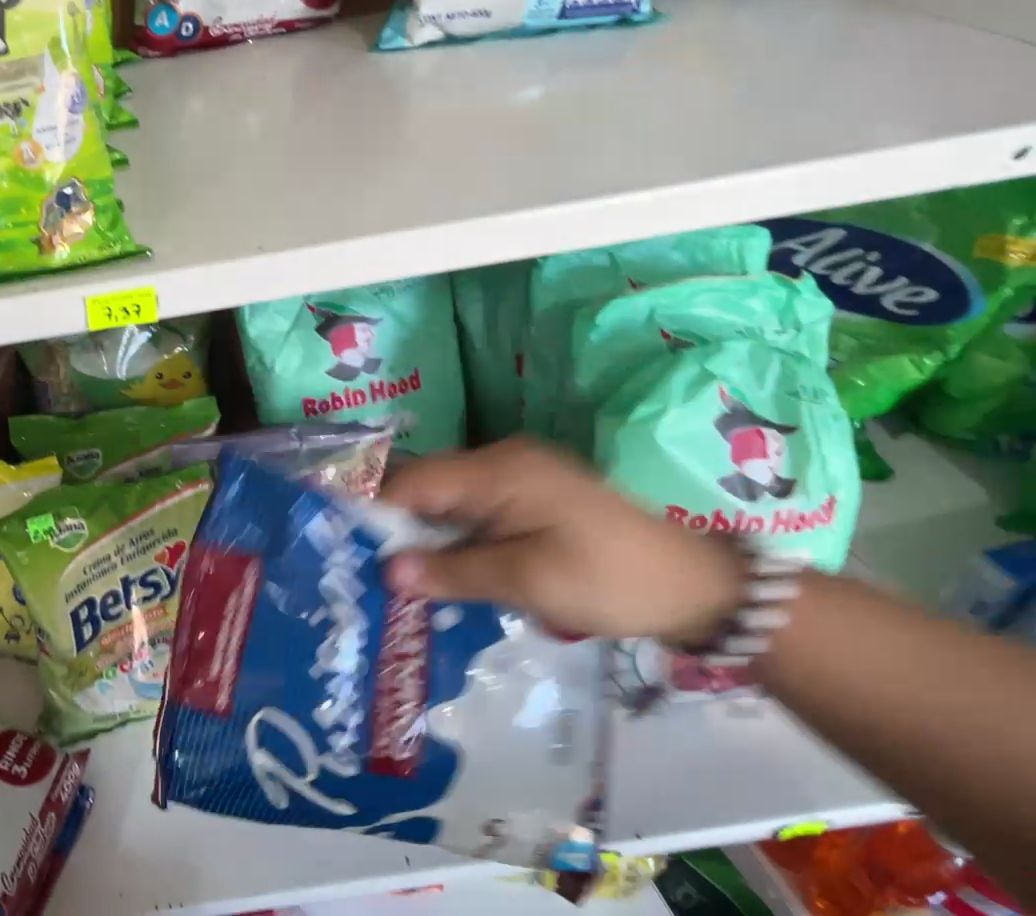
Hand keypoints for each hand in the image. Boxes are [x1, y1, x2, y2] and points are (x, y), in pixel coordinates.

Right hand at [378, 438, 744, 642]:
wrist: (704, 588)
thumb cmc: (612, 579)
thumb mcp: (528, 581)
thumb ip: (453, 573)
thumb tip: (387, 573)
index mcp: (498, 471)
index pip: (411, 480)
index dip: (373, 510)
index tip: (344, 548)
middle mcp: (502, 462)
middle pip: (425, 487)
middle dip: (395, 527)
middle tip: (367, 571)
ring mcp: (519, 478)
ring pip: (447, 501)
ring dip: (424, 537)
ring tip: (399, 578)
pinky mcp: (532, 498)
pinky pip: (472, 511)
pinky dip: (452, 538)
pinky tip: (445, 571)